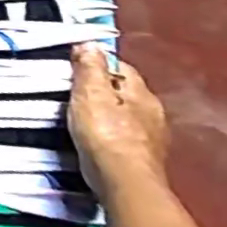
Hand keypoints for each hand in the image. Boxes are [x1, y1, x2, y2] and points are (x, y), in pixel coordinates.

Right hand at [69, 42, 168, 202]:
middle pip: (123, 90)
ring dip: (106, 110)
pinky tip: (94, 135)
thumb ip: (90, 68)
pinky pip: (122, 133)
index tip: (74, 64)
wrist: (123, 181)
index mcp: (141, 94)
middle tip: (74, 88)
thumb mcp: (90, 93)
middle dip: (102, 87)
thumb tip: (90, 44)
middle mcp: (152, 113)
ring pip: (124, 112)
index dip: (97, 63)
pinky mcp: (141, 156)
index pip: (120, 67)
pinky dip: (108, 130)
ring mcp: (150, 137)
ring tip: (80, 111)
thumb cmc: (105, 133)